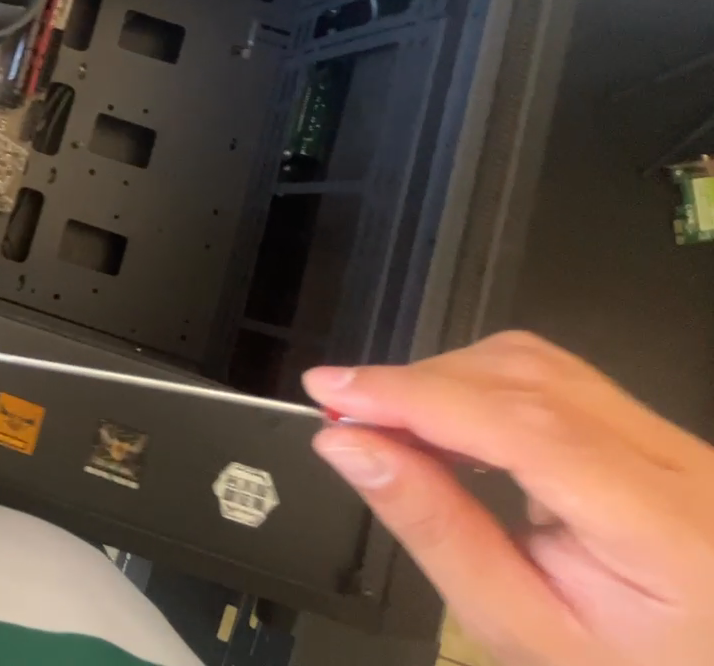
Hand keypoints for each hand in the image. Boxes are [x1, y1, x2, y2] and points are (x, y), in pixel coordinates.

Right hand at [303, 331, 713, 665]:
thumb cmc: (612, 663)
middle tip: (347, 417)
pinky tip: (444, 424)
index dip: (413, 395)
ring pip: (533, 365)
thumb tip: (341, 441)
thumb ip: (431, 526)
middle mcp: (691, 470)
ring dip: (441, 381)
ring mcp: (679, 444)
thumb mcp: (512, 620)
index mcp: (669, 532)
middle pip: (526, 379)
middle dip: (418, 385)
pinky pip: (551, 378)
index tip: (325, 389)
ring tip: (393, 425)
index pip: (526, 426)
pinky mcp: (657, 434)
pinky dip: (474, 386)